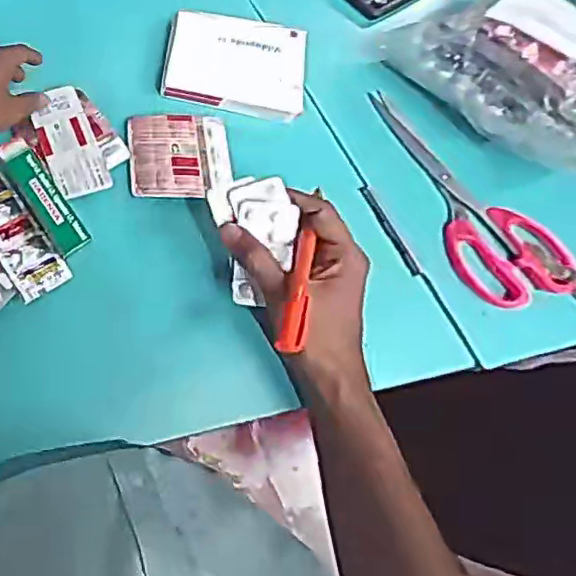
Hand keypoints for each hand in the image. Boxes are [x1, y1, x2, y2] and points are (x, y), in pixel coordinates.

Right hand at [220, 189, 369, 388]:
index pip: (319, 211)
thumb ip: (255, 257)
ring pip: (294, 243)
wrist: (327, 380)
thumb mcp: (282, 292)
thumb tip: (231, 229)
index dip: (289, 199)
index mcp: (345, 255)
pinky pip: (289, 261)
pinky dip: (271, 257)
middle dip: (273, 219)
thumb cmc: (317, 339)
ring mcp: (325, 273)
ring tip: (243, 234)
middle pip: (304, 225)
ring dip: (269, 239)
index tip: (259, 195)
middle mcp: (338, 259)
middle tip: (244, 214)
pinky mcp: (311, 286)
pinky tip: (251, 259)